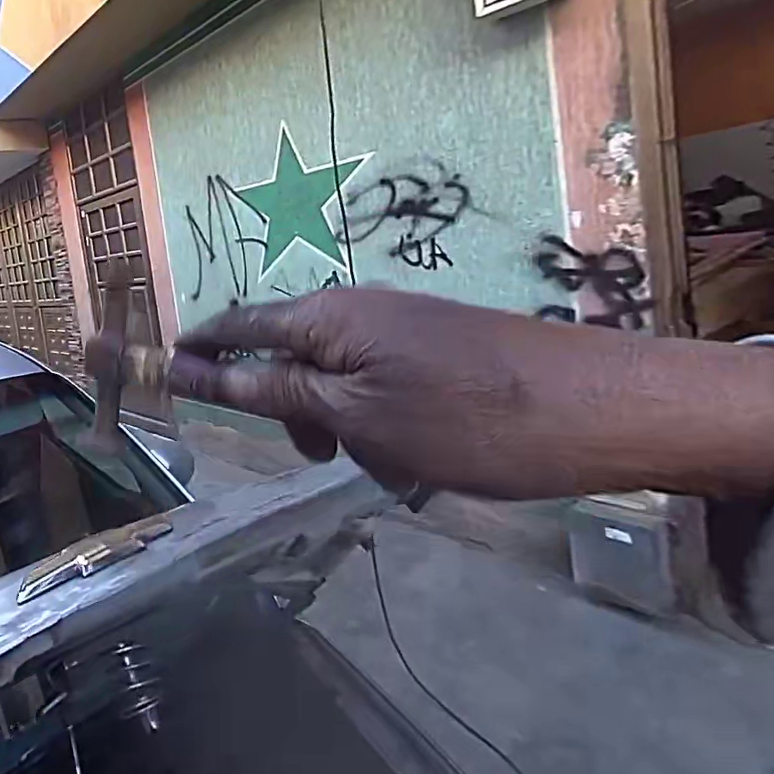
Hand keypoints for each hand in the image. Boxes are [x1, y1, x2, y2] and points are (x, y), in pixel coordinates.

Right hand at [168, 288, 773, 501]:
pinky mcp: (434, 346)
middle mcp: (358, 309)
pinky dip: (374, 419)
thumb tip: (200, 369)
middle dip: (287, 406)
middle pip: (287, 354)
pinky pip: (376, 381)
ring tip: (381, 464)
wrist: (603, 408)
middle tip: (316, 457)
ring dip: (336, 421)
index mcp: (327, 318)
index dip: (201, 349)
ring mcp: (400, 325)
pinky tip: (414, 453)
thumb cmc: (464, 421)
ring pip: (335, 375)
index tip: (171, 372)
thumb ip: (273, 391)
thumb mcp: (353, 415)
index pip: (239, 326)